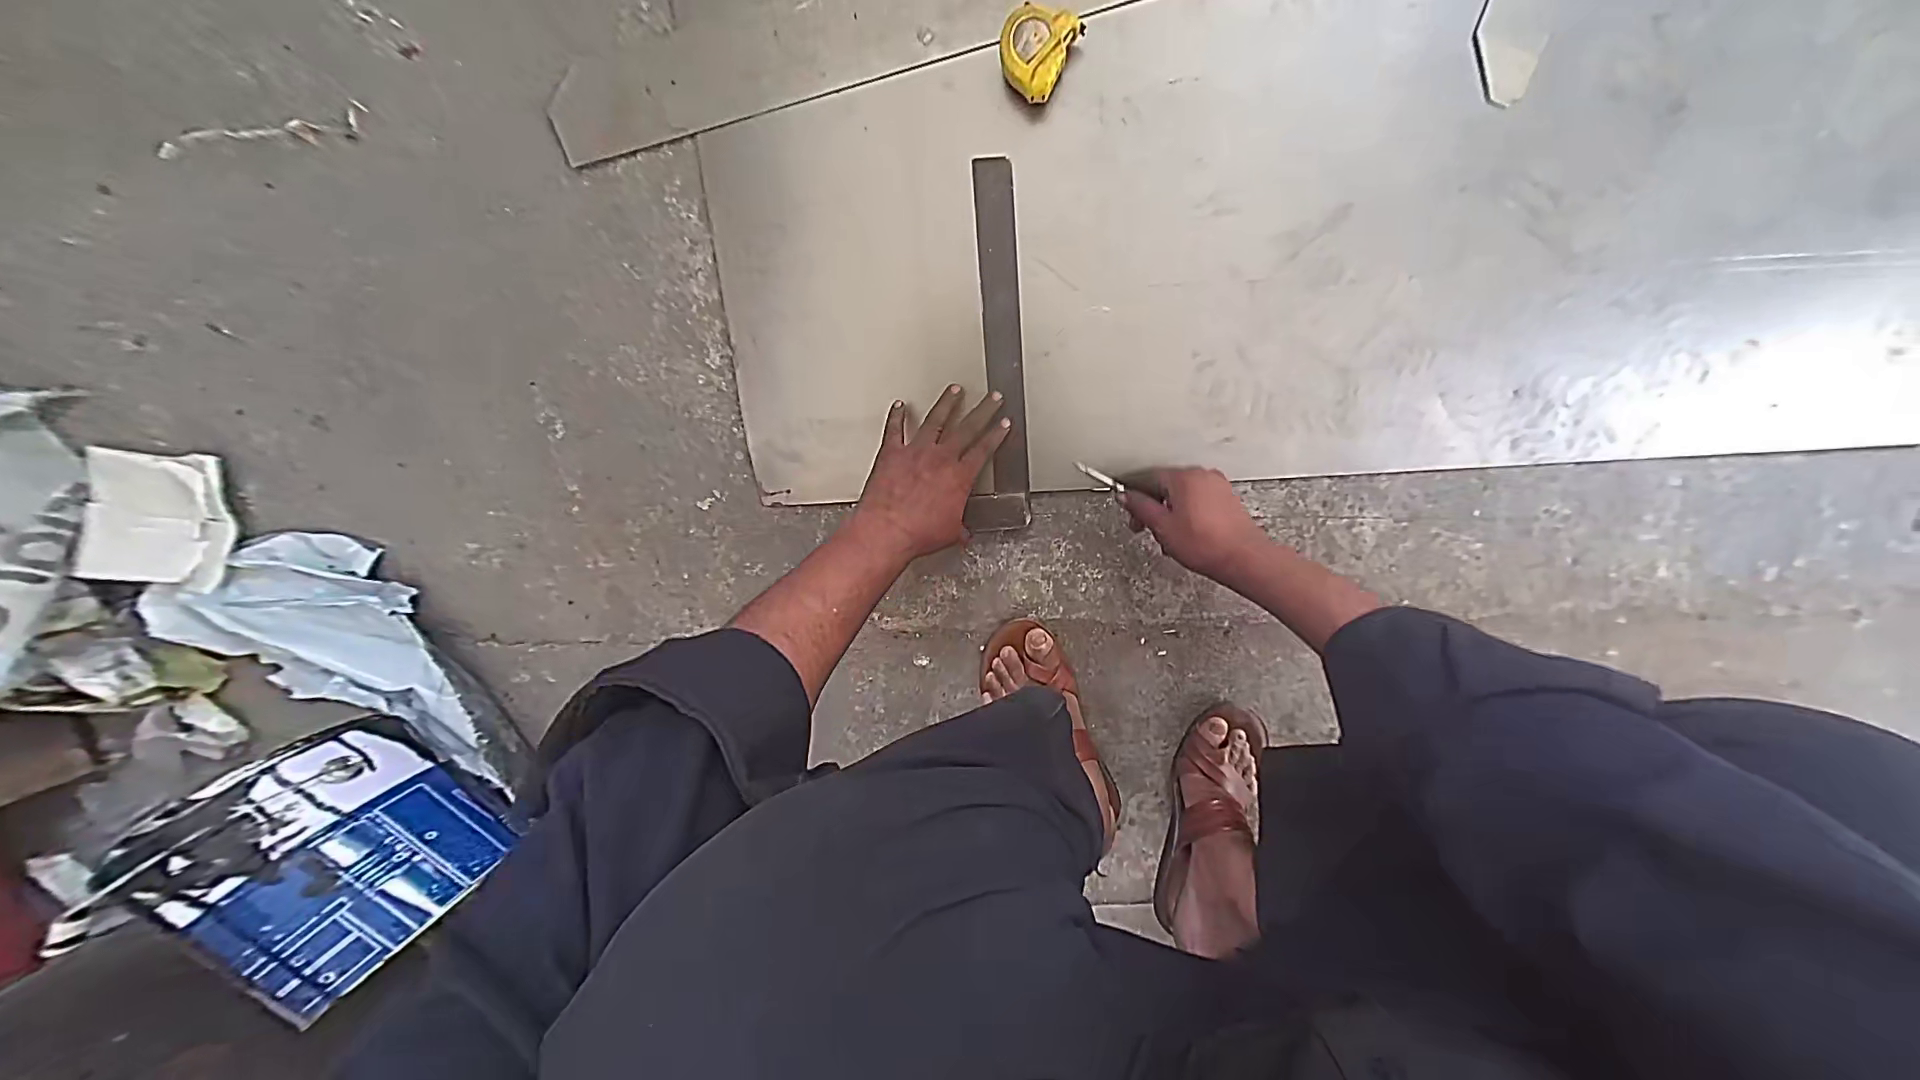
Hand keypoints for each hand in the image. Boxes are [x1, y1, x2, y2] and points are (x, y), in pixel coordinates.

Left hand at [847, 385, 1009, 560]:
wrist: (886, 532)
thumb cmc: (917, 534)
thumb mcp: (950, 533)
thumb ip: (959, 527)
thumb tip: (962, 533)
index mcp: (959, 477)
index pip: (984, 449)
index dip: (996, 435)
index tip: (1003, 423)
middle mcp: (939, 459)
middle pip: (967, 428)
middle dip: (983, 410)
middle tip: (992, 397)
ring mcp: (914, 452)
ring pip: (935, 420)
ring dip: (946, 404)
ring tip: (954, 390)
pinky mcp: (890, 454)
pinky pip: (894, 429)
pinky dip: (897, 416)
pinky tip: (900, 406)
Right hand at [1120, 467, 1273, 581]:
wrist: (1243, 559)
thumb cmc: (1208, 544)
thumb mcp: (1162, 527)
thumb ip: (1141, 508)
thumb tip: (1127, 497)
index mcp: (1184, 478)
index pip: (1149, 478)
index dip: (1136, 497)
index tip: (1132, 511)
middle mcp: (1203, 476)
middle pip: (1167, 485)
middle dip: (1154, 507)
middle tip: (1147, 527)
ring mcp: (1218, 487)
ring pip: (1183, 495)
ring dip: (1171, 512)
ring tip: (1170, 536)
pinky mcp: (1228, 501)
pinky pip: (1200, 502)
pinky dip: (1189, 514)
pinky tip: (1187, 535)